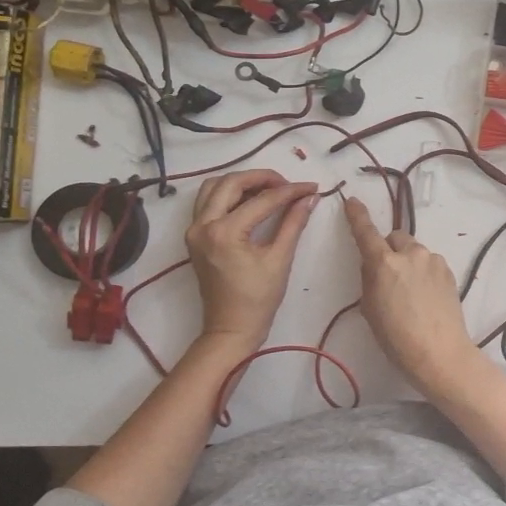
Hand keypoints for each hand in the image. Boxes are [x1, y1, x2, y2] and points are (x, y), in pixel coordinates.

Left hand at [185, 170, 318, 347]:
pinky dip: (228, 195)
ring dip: (241, 183)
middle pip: (231, 183)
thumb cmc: (258, 299)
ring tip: (269, 190)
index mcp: (225, 232)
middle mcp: (202, 225)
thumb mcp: (280, 259)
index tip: (312, 187)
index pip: (262, 200)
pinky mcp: (194, 236)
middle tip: (288, 184)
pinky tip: (250, 201)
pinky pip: (208, 202)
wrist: (231, 328)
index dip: (290, 191)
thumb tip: (310, 197)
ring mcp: (194, 229)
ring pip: (213, 188)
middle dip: (262, 178)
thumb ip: (293, 223)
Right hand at [344, 196, 476, 388]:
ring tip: (409, 293)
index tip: (352, 201)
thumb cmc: (396, 337)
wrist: (439, 352)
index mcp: (384, 263)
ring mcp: (433, 261)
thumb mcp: (370, 309)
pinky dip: (423, 272)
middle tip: (387, 276)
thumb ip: (370, 279)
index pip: (366, 232)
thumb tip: (375, 264)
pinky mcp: (449, 270)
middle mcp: (411, 254)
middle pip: (395, 238)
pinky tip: (425, 297)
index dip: (357, 216)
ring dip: (408, 262)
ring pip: (414, 251)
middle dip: (389, 250)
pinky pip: (429, 263)